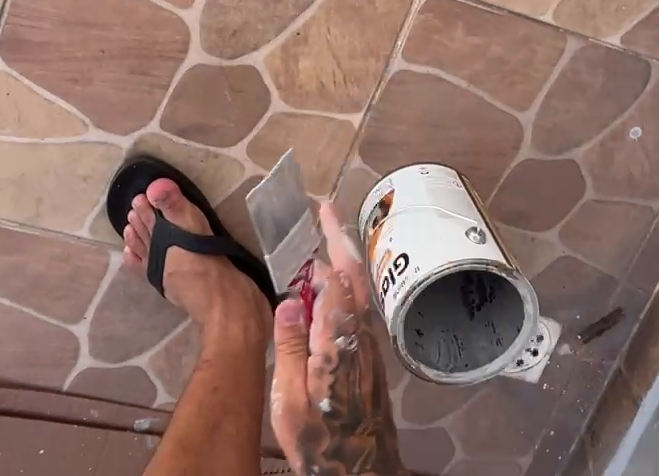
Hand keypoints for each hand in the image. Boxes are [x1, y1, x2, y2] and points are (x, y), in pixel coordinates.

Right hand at [270, 204, 406, 475]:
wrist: (358, 470)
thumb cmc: (317, 440)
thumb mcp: (289, 401)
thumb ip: (289, 348)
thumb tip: (287, 301)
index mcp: (336, 340)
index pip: (333, 283)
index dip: (320, 257)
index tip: (307, 237)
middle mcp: (359, 334)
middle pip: (353, 275)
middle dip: (339, 238)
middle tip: (325, 208)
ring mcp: (369, 343)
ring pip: (360, 289)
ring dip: (344, 258)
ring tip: (326, 234)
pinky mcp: (370, 354)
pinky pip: (359, 306)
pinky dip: (346, 283)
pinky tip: (330, 284)